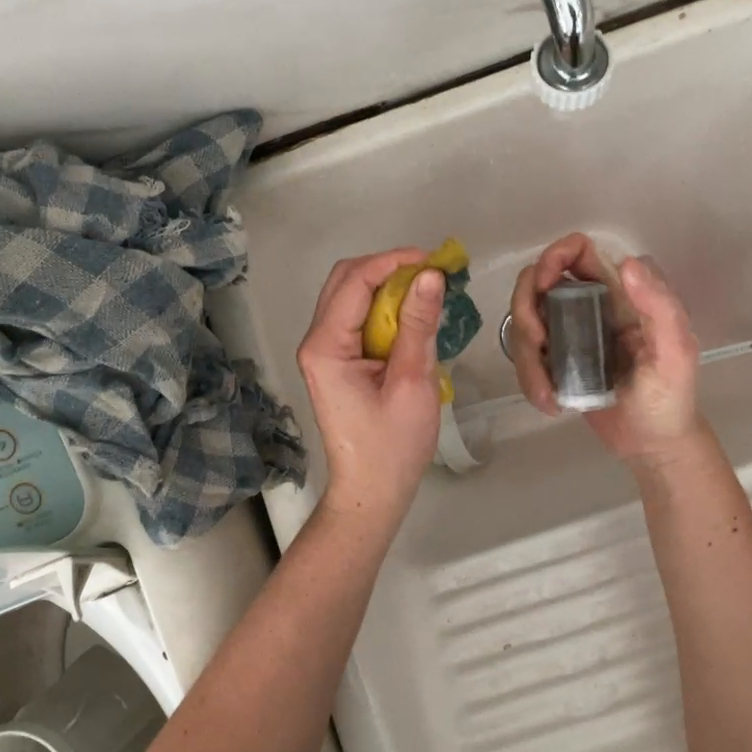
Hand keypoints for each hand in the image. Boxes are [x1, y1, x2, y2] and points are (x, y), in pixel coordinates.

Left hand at [296, 249, 445, 514]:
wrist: (372, 490)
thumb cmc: (392, 445)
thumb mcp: (412, 382)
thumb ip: (418, 325)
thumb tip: (431, 276)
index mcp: (325, 346)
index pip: (355, 281)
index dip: (394, 262)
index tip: (434, 261)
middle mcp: (316, 342)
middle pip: (347, 281)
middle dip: (390, 269)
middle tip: (433, 274)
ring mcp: (324, 352)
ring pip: (352, 297)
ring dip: (389, 287)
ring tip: (429, 290)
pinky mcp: (338, 362)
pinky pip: (359, 320)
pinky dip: (386, 309)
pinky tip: (414, 315)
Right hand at [508, 233, 702, 464]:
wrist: (652, 445)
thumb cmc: (671, 398)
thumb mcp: (676, 353)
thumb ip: (659, 307)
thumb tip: (626, 263)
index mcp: (620, 293)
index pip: (580, 251)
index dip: (553, 257)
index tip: (542, 287)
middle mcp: (590, 305)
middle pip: (536, 283)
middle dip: (526, 312)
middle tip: (539, 344)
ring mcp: (569, 333)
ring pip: (526, 322)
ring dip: (527, 358)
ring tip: (548, 395)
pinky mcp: (555, 360)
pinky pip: (526, 355)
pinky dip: (529, 378)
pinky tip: (551, 402)